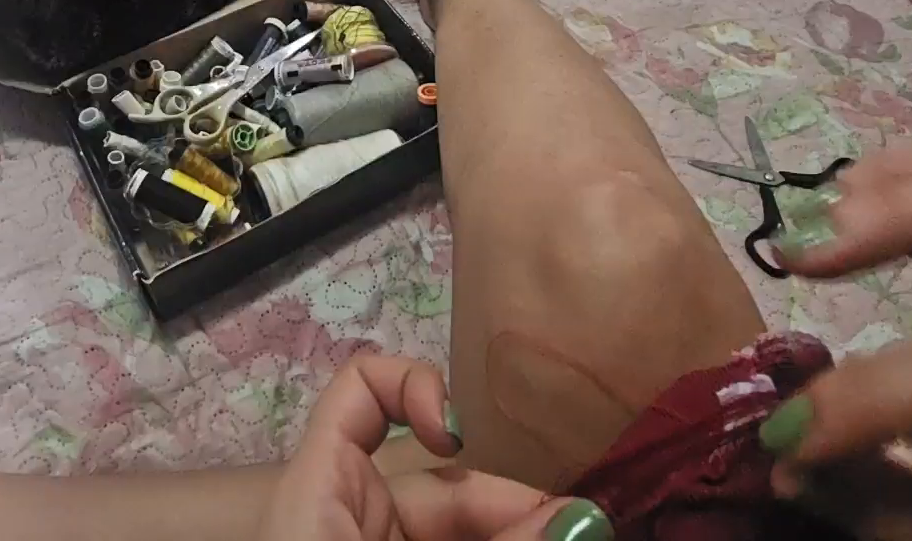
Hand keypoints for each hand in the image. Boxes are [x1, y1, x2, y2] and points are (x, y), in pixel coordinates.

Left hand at [258, 355, 612, 540]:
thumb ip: (488, 540)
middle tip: (588, 529)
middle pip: (447, 481)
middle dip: (515, 503)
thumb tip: (583, 522)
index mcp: (323, 485)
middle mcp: (357, 511)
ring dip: (528, 532)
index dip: (412, 386)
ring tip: (586, 536)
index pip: (361, 388)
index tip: (453, 433)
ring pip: (471, 528)